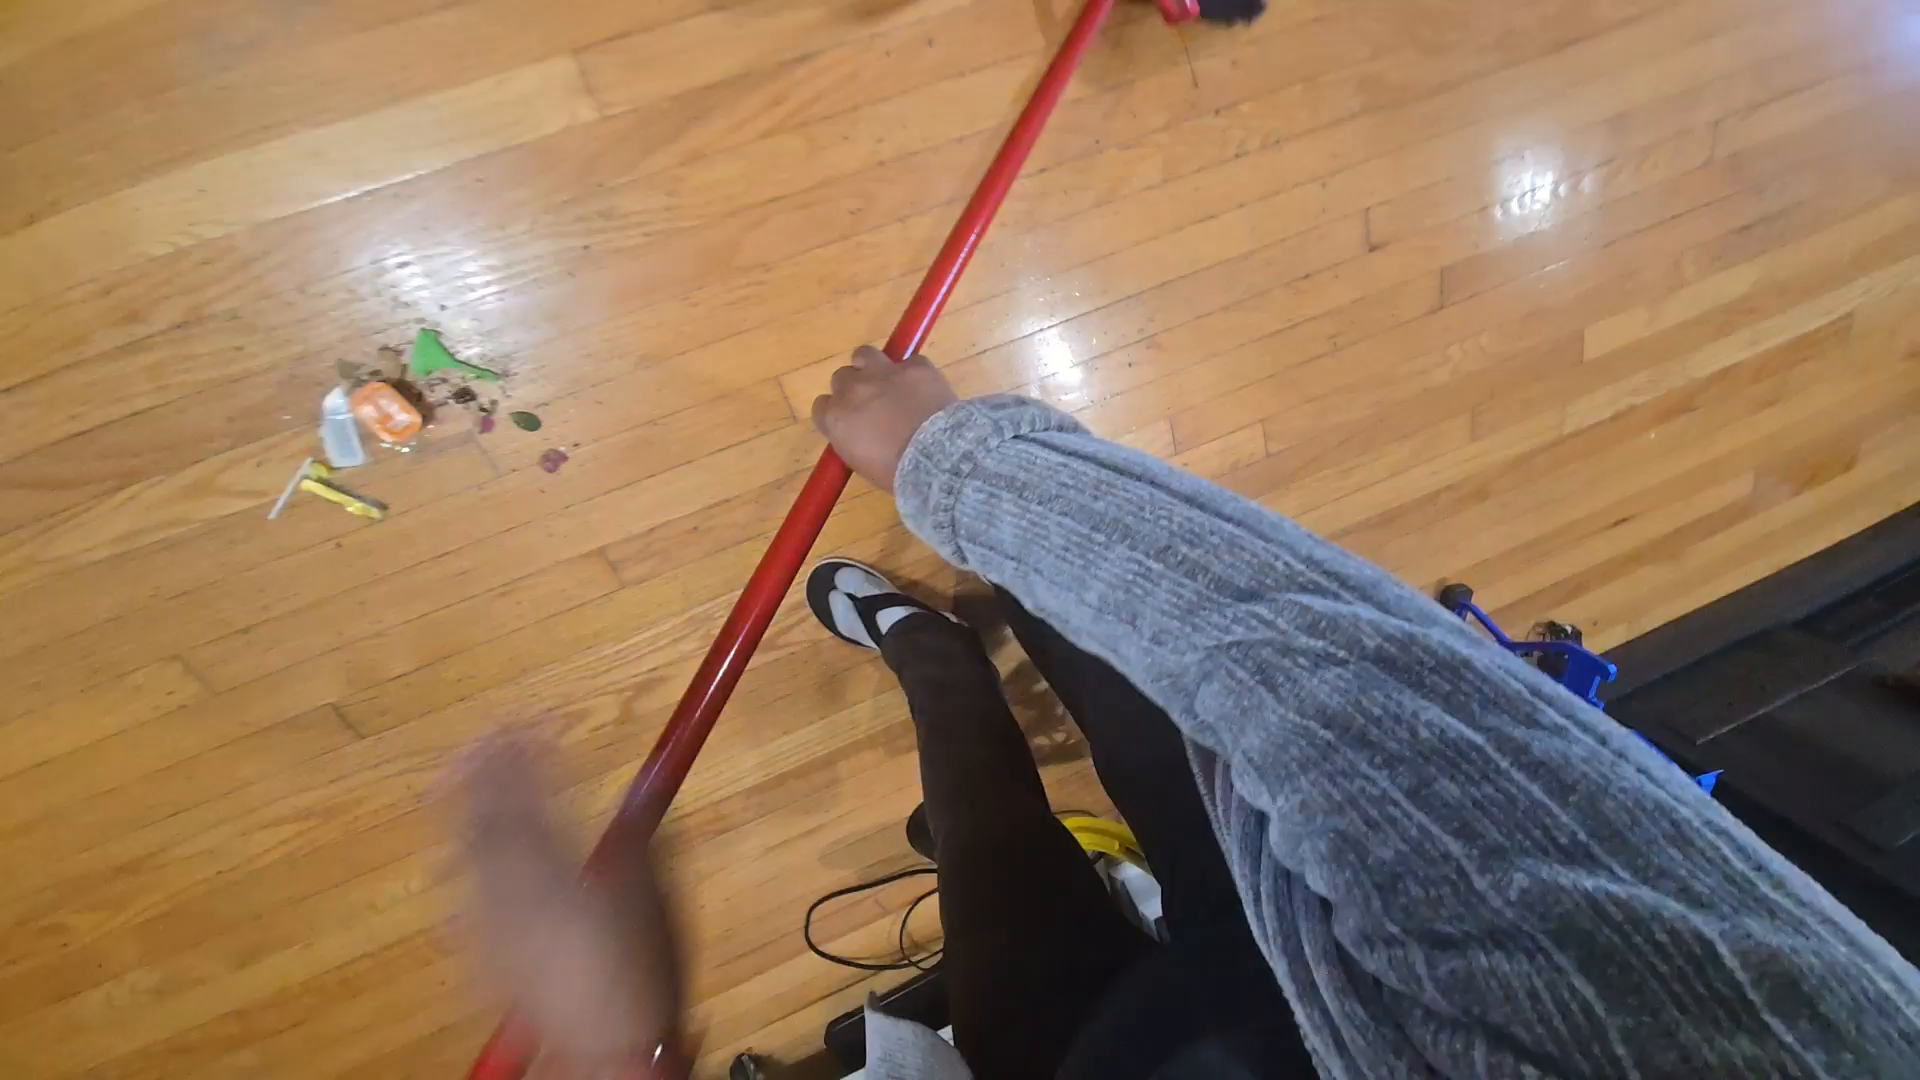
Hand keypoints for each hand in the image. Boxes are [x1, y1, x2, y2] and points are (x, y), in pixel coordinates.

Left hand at [451, 733, 680, 1078]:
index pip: (529, 798)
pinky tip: (467, 846)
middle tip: (486, 735)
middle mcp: (508, 892)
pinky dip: (465, 853)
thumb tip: (645, 782)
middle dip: (482, 772)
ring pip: (464, 853)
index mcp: (554, 871)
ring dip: (468, 808)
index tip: (531, 721)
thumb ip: (639, 832)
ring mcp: (486, 925)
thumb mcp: (653, 890)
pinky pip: (462, 888)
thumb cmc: (641, 963)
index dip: (525, 756)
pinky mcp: (479, 951)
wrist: (605, 1047)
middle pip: (483, 821)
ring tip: (470, 775)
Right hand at [811, 346, 956, 492]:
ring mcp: (884, 372)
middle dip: (854, 389)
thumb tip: (857, 433)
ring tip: (888, 381)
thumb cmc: (896, 472)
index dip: (837, 413)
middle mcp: (854, 389)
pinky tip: (924, 388)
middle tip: (873, 405)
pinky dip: (914, 373)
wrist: (937, 457)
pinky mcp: (915, 366)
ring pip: (864, 354)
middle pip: (841, 377)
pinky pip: (910, 362)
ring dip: (872, 366)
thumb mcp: (861, 464)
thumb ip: (852, 440)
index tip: (849, 422)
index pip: (821, 406)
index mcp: (836, 418)